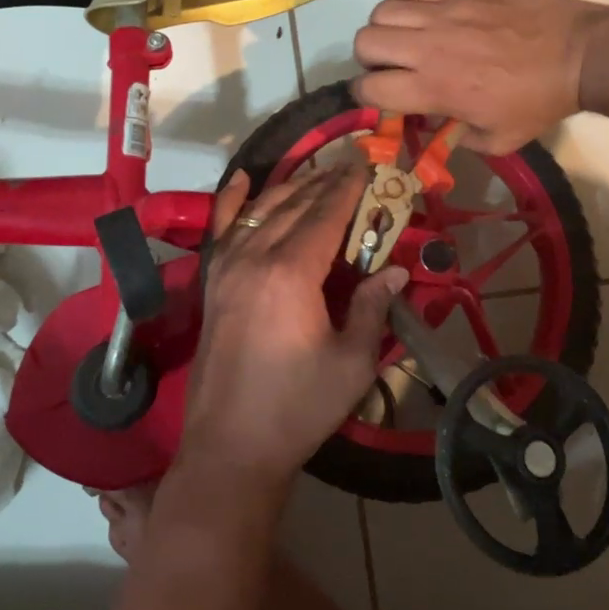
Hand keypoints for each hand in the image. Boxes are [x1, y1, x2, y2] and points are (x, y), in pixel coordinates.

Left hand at [183, 165, 408, 478]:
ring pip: (262, 210)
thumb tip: (395, 272)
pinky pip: (222, 228)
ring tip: (319, 171)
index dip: (350, 187)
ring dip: (292, 186)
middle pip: (296, 205)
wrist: (231, 446)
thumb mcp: (351, 363)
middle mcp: (255, 257)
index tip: (369, 163)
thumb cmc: (298, 407)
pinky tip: (245, 179)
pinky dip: (233, 201)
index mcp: (292, 273)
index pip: (326, 214)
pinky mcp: (213, 282)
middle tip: (353, 165)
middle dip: (326, 181)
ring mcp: (227, 267)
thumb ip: (371, 308)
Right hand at [352, 0, 608, 153]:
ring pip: (382, 11)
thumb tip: (433, 125)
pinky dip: (403, 1)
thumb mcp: (498, 140)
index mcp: (435, 87)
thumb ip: (457, 138)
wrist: (579, 54)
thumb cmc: (539, 102)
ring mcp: (442, 11)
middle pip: (364, 42)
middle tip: (393, 67)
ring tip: (407, 38)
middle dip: (370, 60)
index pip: (370, 88)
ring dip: (386, 29)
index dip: (367, 97)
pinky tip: (422, 14)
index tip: (383, 99)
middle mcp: (428, 46)